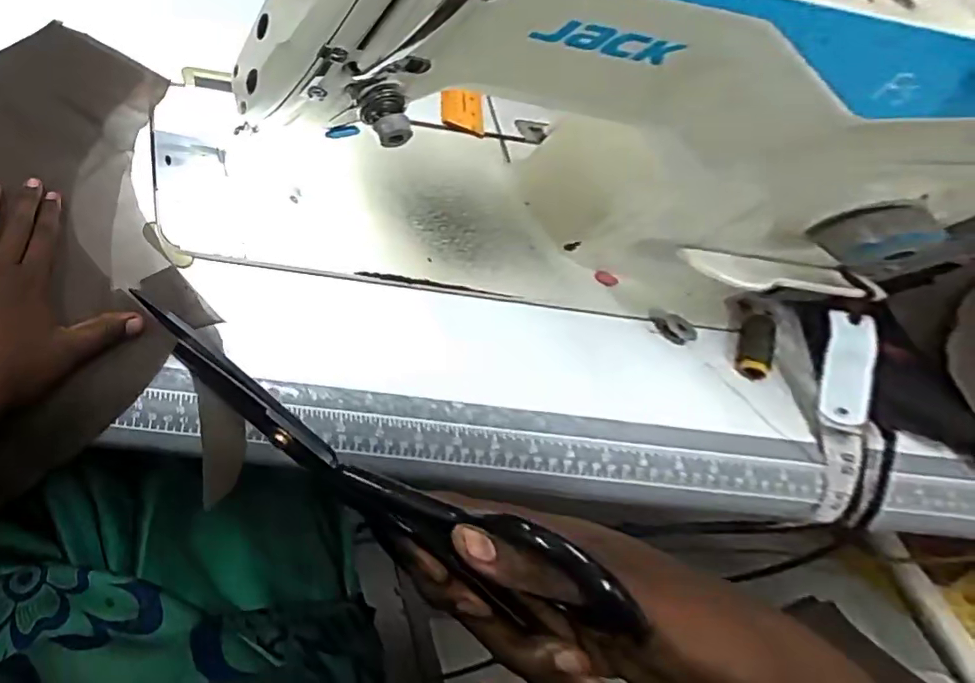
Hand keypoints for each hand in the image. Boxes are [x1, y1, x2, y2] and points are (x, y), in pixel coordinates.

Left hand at [0, 179, 142, 419]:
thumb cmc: (16, 369)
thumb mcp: (67, 353)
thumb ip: (102, 333)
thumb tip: (142, 320)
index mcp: (30, 280)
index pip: (45, 241)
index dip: (51, 217)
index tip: (54, 194)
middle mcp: (0, 267)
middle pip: (16, 229)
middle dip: (25, 204)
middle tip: (30, 181)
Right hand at [405, 496, 870, 682]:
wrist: (771, 682)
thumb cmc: (693, 617)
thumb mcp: (614, 589)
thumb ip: (535, 566)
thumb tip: (459, 536)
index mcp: (537, 531)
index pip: (459, 514)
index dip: (423, 525)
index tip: (408, 551)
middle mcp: (529, 561)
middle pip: (461, 569)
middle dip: (469, 600)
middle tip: (490, 619)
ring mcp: (544, 604)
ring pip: (487, 616)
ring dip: (518, 646)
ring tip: (571, 666)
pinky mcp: (561, 643)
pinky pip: (520, 650)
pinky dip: (540, 667)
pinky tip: (578, 673)